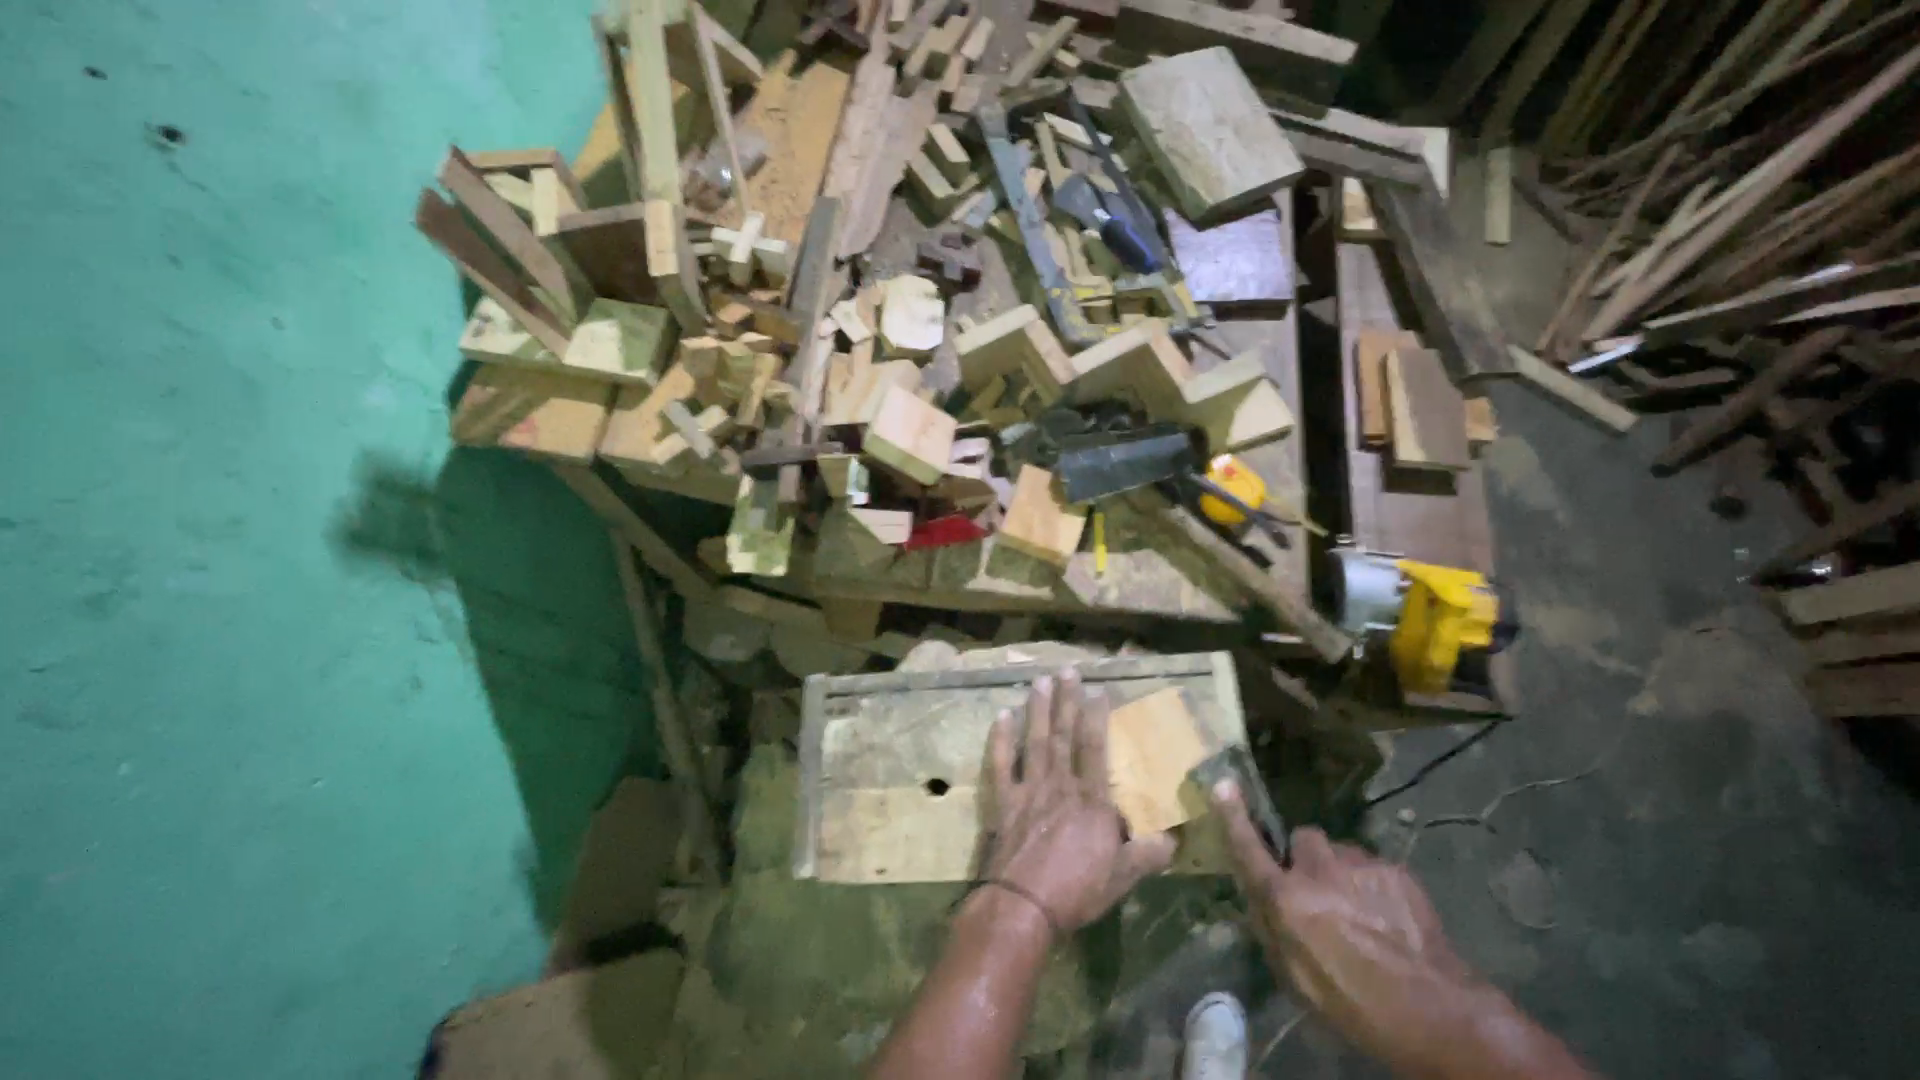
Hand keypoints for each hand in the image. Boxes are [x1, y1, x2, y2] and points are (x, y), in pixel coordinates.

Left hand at [982, 669, 1175, 934]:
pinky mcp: (1003, 803)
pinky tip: (1001, 716)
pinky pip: (1001, 765)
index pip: (1096, 747)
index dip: (1098, 716)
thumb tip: (1174, 840)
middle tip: (1067, 670)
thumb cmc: (1076, 891)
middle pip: (1064, 735)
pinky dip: (1000, 740)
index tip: (1100, 689)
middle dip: (1067, 701)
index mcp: (1092, 801)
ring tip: (1039, 681)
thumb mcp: (1122, 877)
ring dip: (1038, 710)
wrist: (1022, 906)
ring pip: (1035, 742)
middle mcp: (1060, 786)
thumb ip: (1148, 854)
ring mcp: (1029, 791)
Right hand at [1211, 782, 1475, 1065]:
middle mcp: (1318, 870)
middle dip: (1306, 859)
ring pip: (1341, 854)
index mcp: (1286, 899)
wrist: (1433, 1010)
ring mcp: (1360, 864)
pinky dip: (1374, 886)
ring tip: (1362, 914)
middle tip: (1319, 892)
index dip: (1233, 817)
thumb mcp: (1294, 978)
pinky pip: (1373, 867)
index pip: (1248, 848)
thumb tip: (1258, 901)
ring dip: (1342, 874)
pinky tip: (1390, 920)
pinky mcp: (1395, 869)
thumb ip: (1271, 929)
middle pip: (1303, 841)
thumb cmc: (1352, 1004)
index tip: (1223, 786)